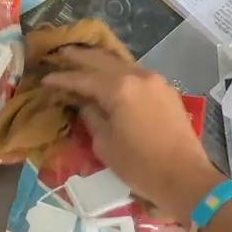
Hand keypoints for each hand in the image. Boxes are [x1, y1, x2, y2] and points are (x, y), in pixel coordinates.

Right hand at [42, 50, 224, 222]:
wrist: (186, 178)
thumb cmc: (140, 165)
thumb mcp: (105, 144)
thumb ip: (91, 116)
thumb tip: (84, 103)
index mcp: (119, 88)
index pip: (83, 78)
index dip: (62, 78)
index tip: (45, 79)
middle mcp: (138, 76)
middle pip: (102, 61)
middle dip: (80, 58)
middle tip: (60, 54)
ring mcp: (155, 81)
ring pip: (121, 64)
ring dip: (100, 62)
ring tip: (82, 59)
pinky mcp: (166, 91)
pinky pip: (136, 73)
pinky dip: (118, 71)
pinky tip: (109, 75)